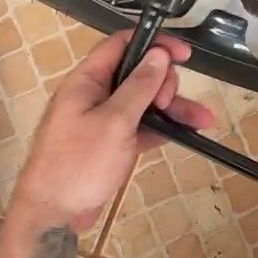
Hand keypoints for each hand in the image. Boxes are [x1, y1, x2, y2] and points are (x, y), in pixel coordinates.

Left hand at [14, 30, 215, 228]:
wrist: (53, 214)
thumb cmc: (78, 163)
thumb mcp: (114, 122)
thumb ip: (139, 86)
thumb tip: (158, 54)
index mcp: (87, 80)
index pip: (122, 45)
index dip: (154, 43)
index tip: (183, 53)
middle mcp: (94, 95)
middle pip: (138, 74)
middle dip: (164, 83)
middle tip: (168, 104)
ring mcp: (103, 121)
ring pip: (144, 103)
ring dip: (173, 109)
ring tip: (204, 119)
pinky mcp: (111, 144)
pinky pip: (141, 127)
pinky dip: (162, 129)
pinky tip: (187, 133)